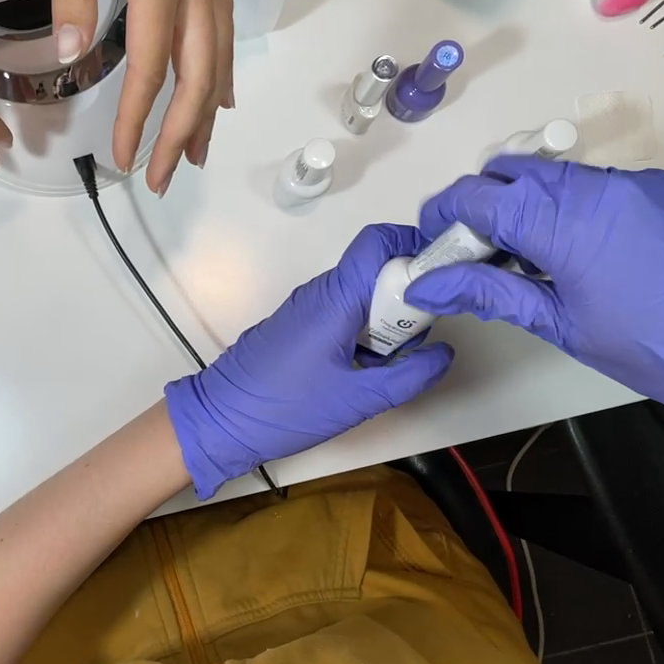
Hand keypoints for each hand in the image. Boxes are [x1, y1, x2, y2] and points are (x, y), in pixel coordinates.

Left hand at [48, 0, 232, 193]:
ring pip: (219, 63)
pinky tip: (219, 102)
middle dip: (178, 135)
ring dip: (205, 117)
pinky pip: (226, 36)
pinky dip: (222, 78)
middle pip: (198, 79)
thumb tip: (70, 52)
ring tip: (192, 157)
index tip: (123, 157)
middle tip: (159, 177)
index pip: (148, 66)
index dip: (136, 119)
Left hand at [166, 226, 455, 497]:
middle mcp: (319, 293)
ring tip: (392, 361)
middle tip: (419, 337)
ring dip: (384, 320)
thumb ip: (409, 376)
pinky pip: (341, 314)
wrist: (221, 421)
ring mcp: (305, 308)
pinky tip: (364, 368)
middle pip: (374, 271)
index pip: (378, 241)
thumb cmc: (286, 408)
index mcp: (334, 298)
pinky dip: (361, 332)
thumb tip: (443, 355)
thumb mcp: (358, 400)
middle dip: (406, 297)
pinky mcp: (297, 327)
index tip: (440, 278)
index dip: (414, 246)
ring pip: (360, 295)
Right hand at [405, 157, 663, 476]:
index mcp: (562, 222)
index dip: (442, 216)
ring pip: (554, 173)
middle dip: (480, 203)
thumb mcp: (558, 323)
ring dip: (525, 202)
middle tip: (477, 251)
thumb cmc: (652, 348)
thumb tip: (425, 286)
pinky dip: (570, 206)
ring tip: (529, 255)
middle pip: (510, 171)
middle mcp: (595, 186)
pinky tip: (582, 251)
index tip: (434, 245)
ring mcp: (634, 182)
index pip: (475, 195)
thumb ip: (488, 292)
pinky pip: (597, 184)